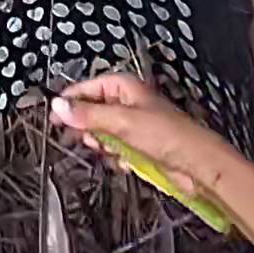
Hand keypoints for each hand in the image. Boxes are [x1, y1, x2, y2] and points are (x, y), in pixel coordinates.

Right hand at [51, 73, 241, 192]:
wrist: (200, 166)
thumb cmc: (165, 135)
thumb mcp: (121, 122)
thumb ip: (86, 115)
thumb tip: (56, 106)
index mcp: (122, 86)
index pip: (85, 88)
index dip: (69, 102)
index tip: (53, 117)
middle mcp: (126, 101)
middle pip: (91, 110)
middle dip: (87, 126)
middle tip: (83, 138)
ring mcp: (133, 123)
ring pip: (102, 131)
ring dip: (101, 143)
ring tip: (107, 150)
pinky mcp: (139, 144)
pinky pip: (116, 147)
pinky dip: (115, 155)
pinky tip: (122, 161)